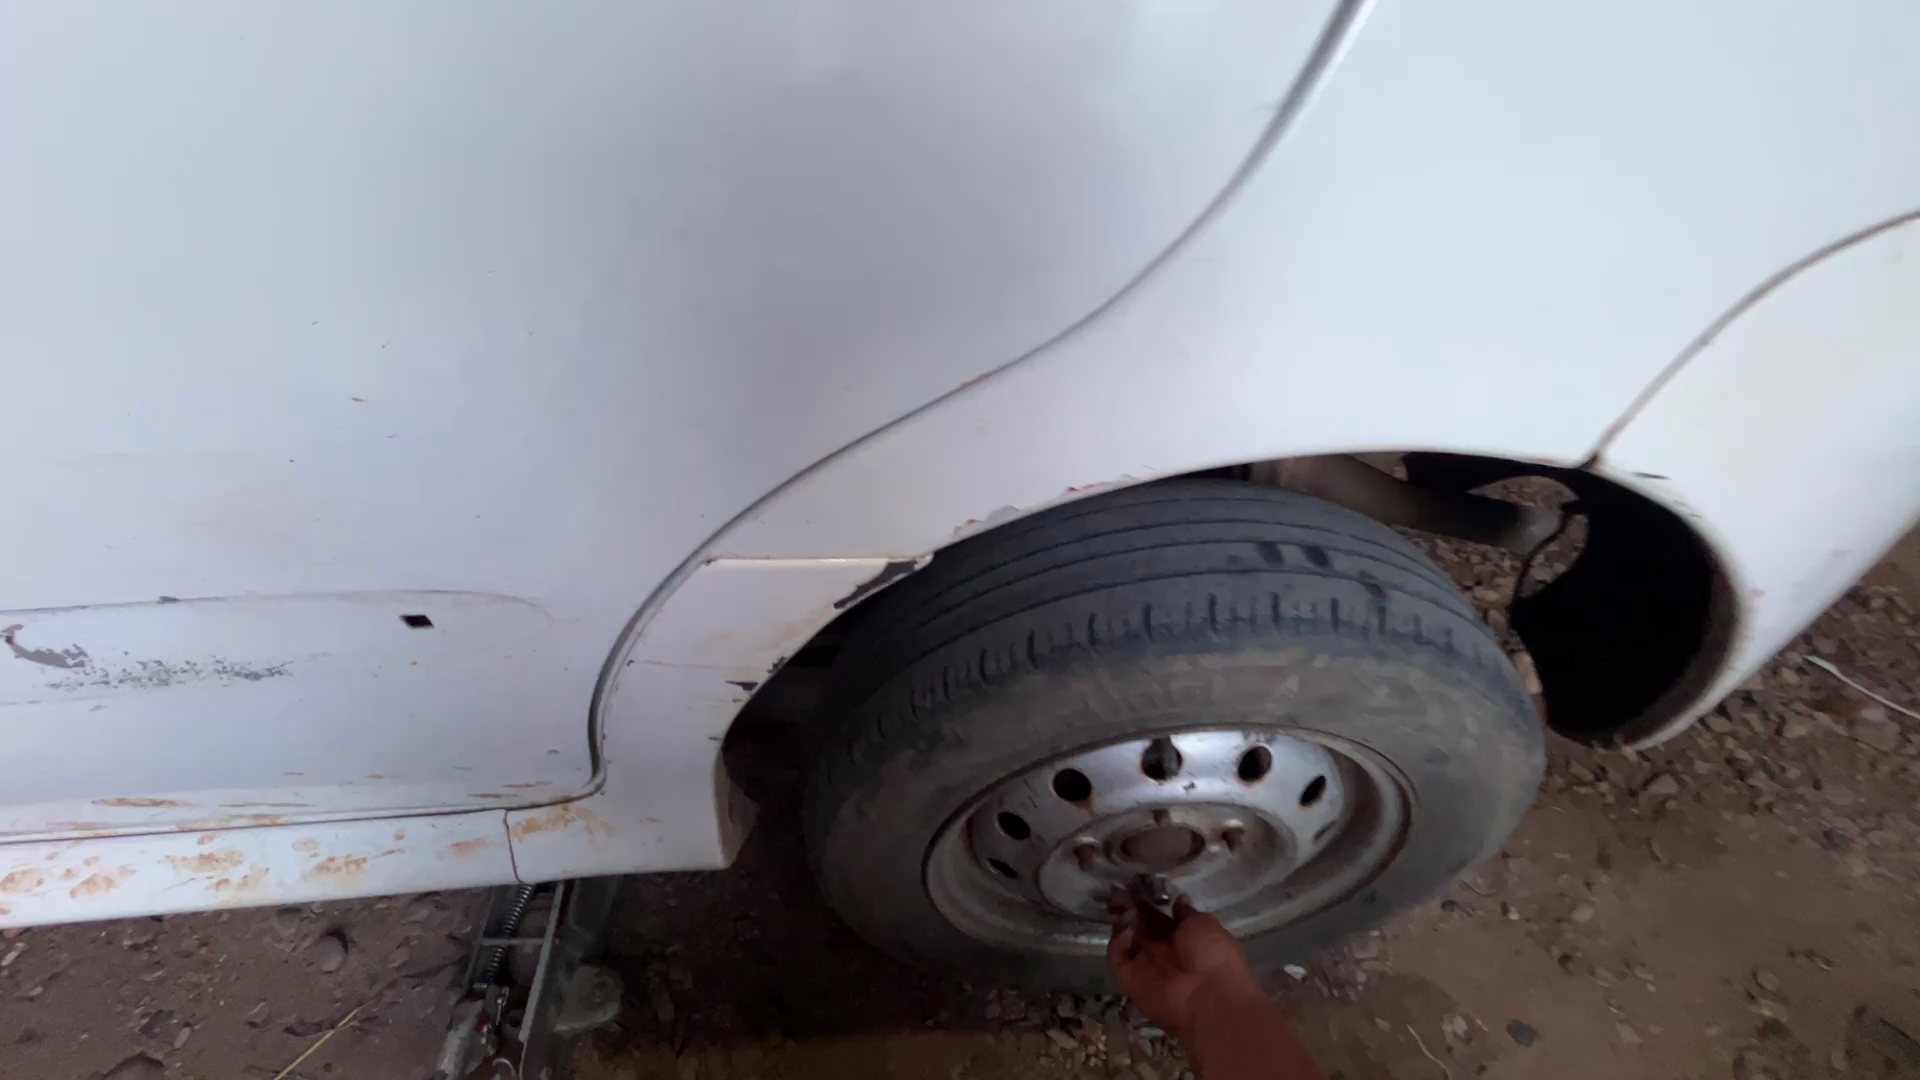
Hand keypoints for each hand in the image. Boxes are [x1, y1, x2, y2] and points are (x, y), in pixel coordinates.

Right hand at [1106, 893, 1261, 1039]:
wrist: (1210, 998)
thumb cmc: (1213, 955)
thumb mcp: (1204, 924)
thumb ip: (1186, 912)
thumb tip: (1179, 900)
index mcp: (1183, 939)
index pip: (1160, 918)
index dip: (1150, 902)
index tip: (1140, 885)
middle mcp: (1163, 952)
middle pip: (1140, 927)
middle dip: (1131, 908)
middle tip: (1124, 891)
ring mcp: (1145, 967)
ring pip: (1126, 940)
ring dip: (1123, 922)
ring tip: (1128, 910)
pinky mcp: (1131, 980)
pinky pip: (1117, 959)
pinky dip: (1117, 942)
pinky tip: (1127, 929)